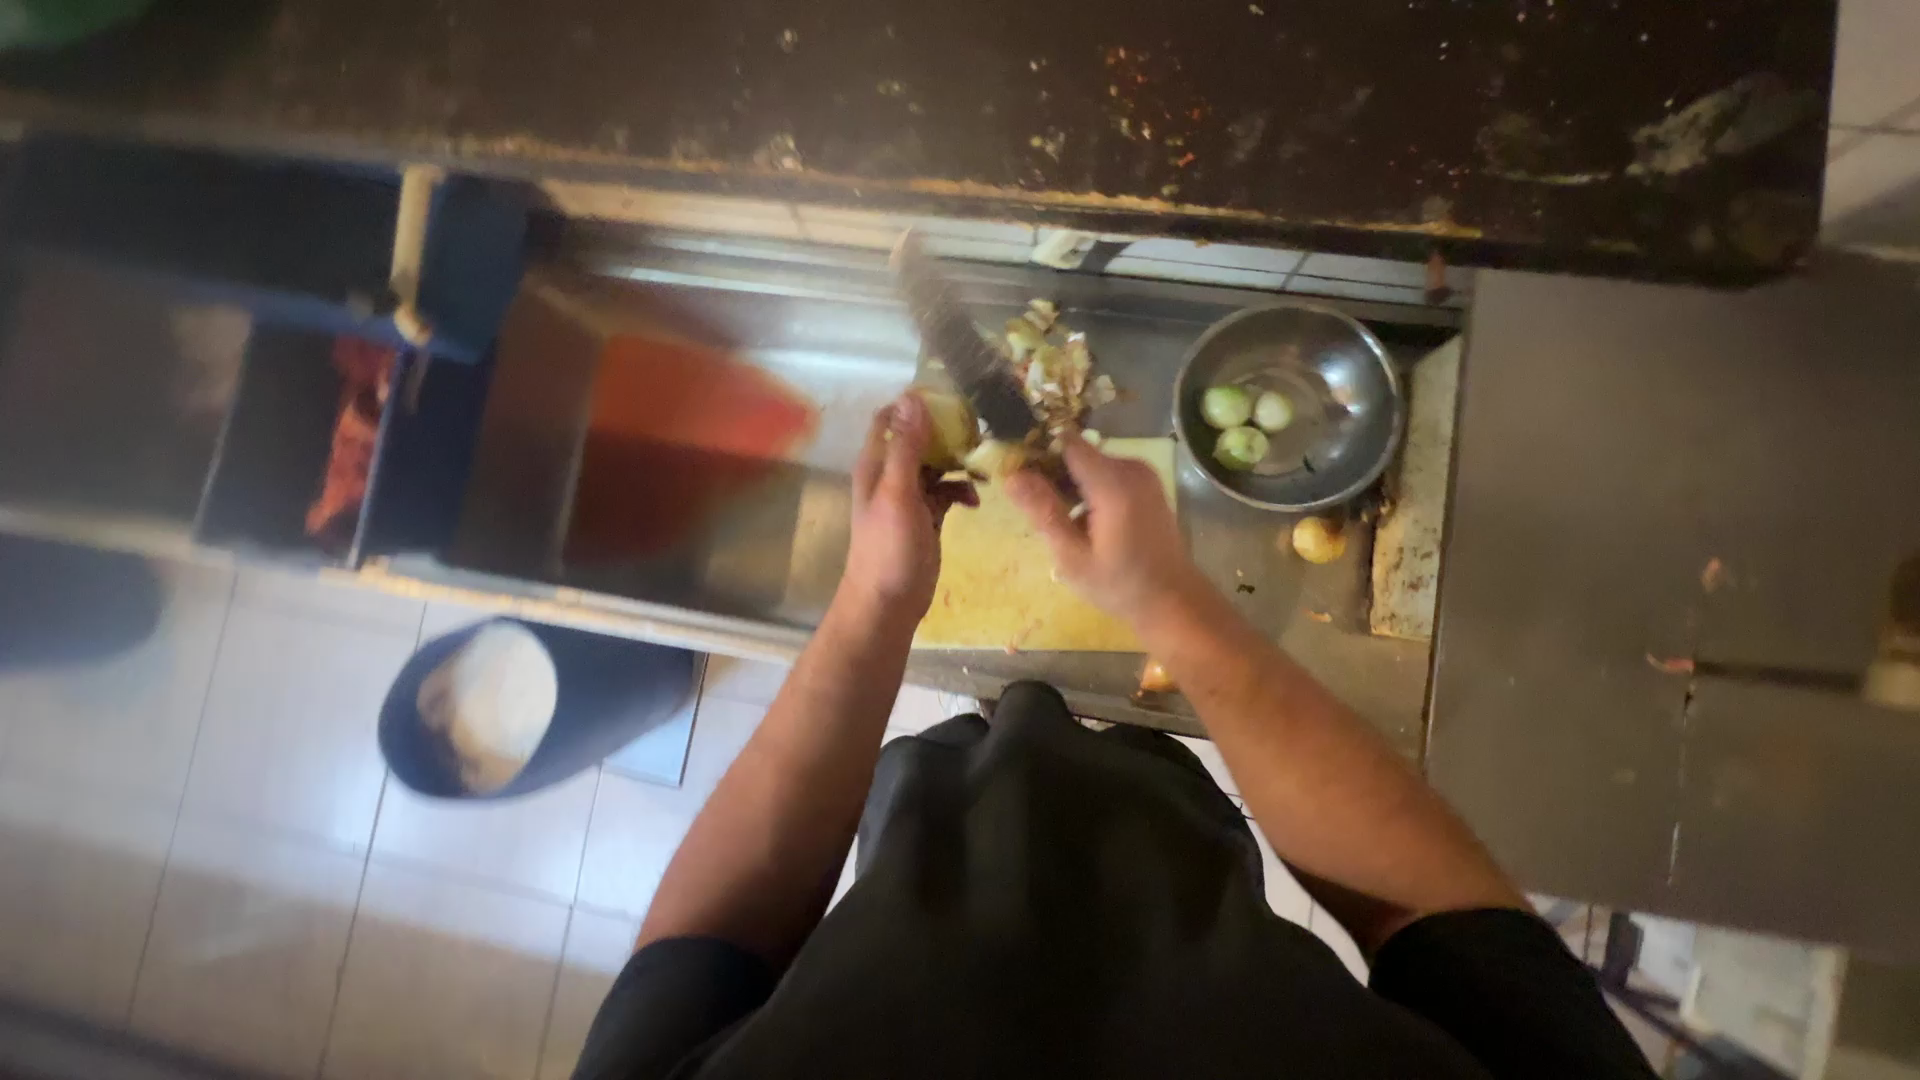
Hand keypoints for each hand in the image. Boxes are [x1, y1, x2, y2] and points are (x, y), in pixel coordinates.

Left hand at [842, 394, 978, 616]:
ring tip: (984, 467)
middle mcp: (891, 474)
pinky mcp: (927, 516)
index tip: (952, 401)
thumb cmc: (889, 549)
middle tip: (981, 433)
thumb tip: (913, 398)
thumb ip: (906, 448)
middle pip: (920, 439)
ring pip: (937, 465)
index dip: (916, 405)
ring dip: (958, 463)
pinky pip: (946, 491)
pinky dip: (961, 490)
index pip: (891, 418)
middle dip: (948, 433)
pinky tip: (975, 501)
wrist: (888, 603)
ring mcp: (909, 496)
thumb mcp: (898, 493)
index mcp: (876, 463)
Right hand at [1005, 432, 1204, 623]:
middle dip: (1051, 474)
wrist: (1173, 599)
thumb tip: (1011, 476)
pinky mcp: (1146, 483)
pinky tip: (1083, 522)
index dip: (1038, 452)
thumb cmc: (1120, 585)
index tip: (1016, 473)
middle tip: (1035, 510)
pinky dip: (1088, 490)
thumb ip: (1044, 512)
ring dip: (1069, 485)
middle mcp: (1131, 468)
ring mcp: (1143, 474)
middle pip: (1078, 453)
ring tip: (1060, 521)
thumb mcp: (1072, 557)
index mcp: (1114, 484)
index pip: (1067, 443)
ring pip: (1090, 464)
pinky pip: (1106, 473)